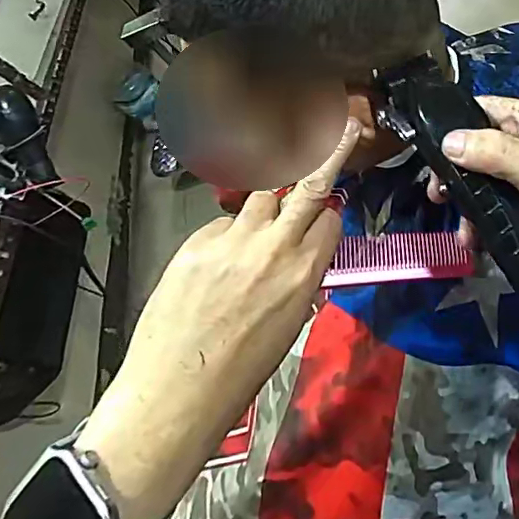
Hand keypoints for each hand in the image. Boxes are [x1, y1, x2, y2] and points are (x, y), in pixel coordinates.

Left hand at [75, 119, 356, 518]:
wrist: (174, 396)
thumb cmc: (242, 372)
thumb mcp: (290, 324)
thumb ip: (299, 276)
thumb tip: (299, 252)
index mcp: (306, 272)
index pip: (329, 217)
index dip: (326, 215)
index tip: (321, 216)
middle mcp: (275, 248)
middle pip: (308, 184)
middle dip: (330, 149)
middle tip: (343, 121)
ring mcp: (233, 241)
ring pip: (261, 193)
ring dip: (267, 191)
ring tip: (266, 186)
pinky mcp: (195, 243)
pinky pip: (220, 224)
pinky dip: (224, 234)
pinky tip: (212, 266)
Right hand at [431, 96, 518, 262]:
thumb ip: (492, 152)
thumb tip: (446, 140)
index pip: (477, 109)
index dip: (451, 125)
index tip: (426, 153)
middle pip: (474, 149)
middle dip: (454, 174)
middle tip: (439, 198)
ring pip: (482, 182)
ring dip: (468, 205)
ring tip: (463, 233)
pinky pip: (496, 206)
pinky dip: (483, 221)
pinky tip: (476, 242)